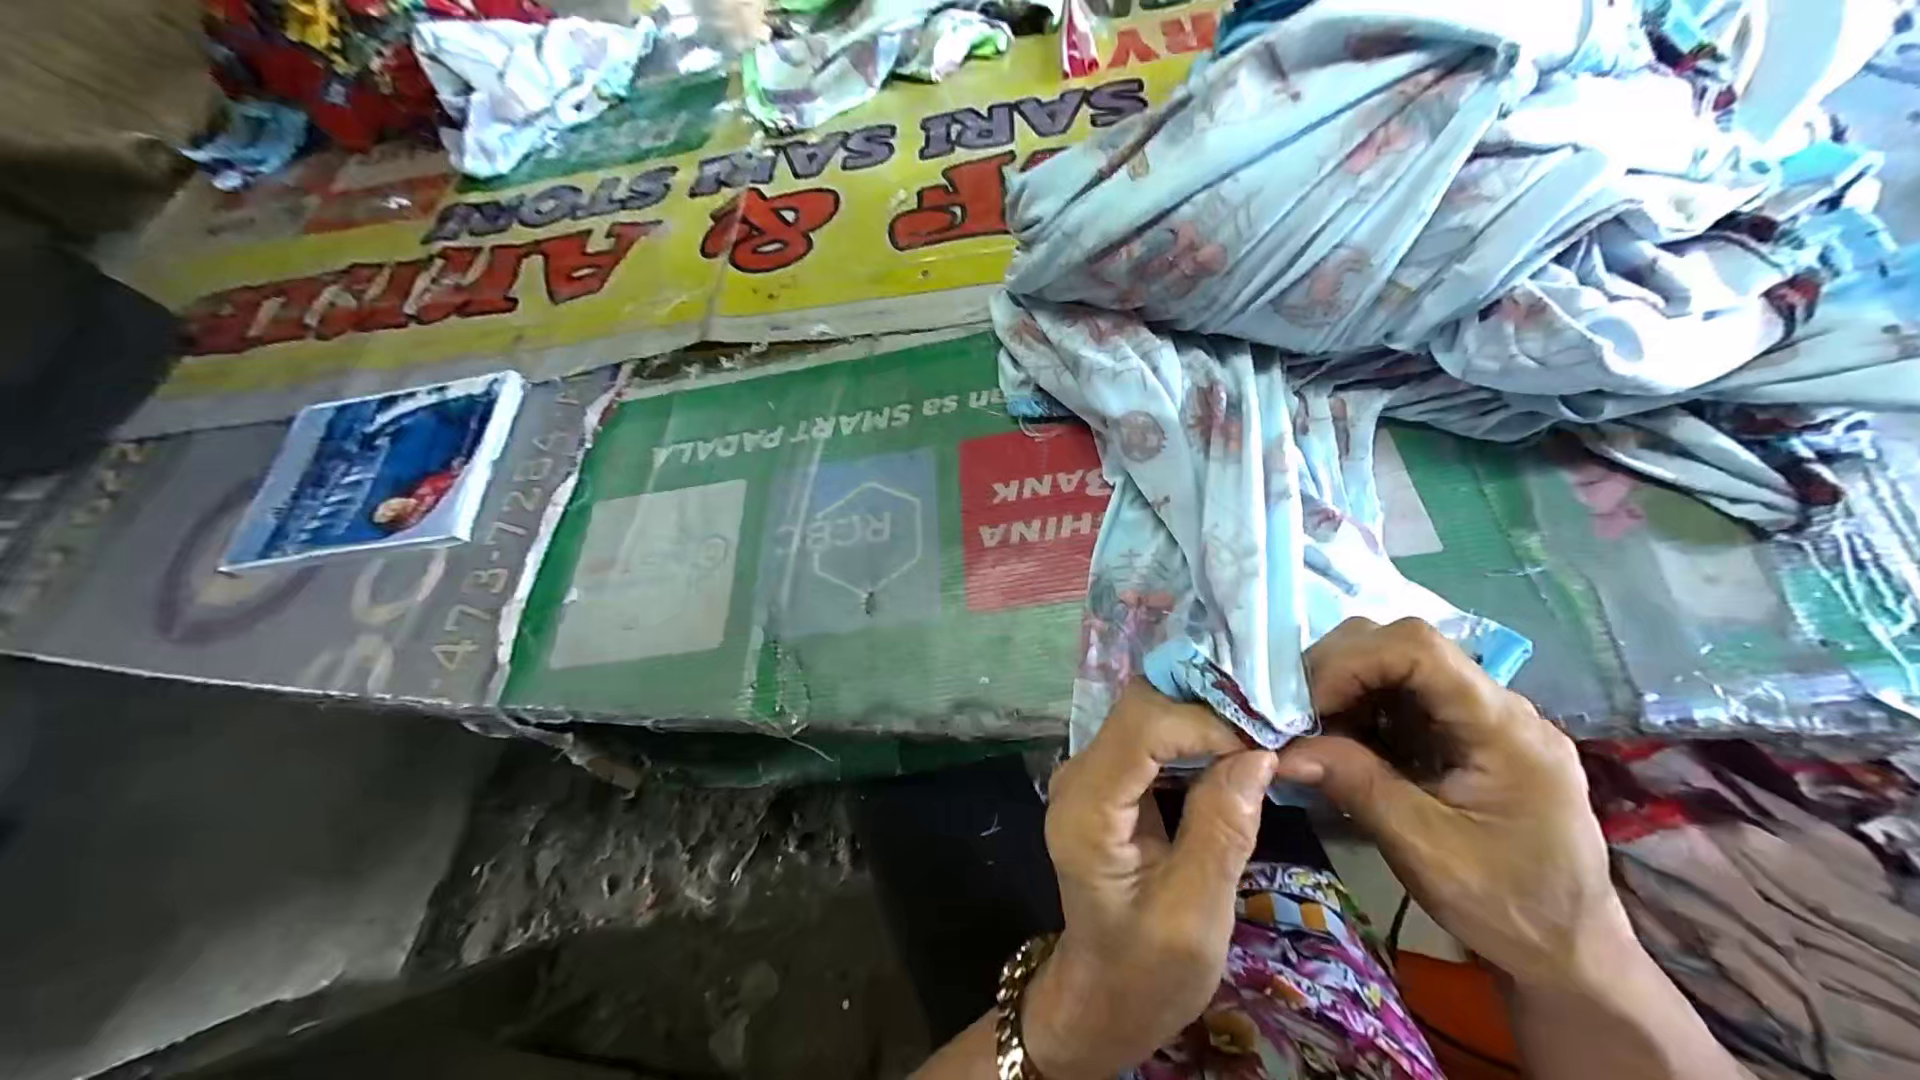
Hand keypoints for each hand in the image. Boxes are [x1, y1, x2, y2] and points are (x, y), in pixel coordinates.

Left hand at [1023, 679, 1277, 1079]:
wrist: (1103, 994)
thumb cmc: (1147, 971)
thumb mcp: (1195, 915)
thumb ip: (1221, 830)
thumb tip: (1258, 753)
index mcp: (1087, 809)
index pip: (1142, 727)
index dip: (1205, 722)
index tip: (1263, 745)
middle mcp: (1078, 776)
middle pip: (1140, 708)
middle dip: (1206, 708)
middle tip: (1270, 727)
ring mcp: (1089, 774)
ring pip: (1147, 714)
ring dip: (1204, 717)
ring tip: (1261, 734)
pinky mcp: (1108, 780)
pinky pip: (1152, 737)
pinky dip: (1195, 736)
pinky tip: (1234, 750)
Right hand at [1274, 617, 1633, 990]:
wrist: (1568, 952)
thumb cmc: (1508, 905)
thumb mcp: (1426, 851)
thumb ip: (1359, 786)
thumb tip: (1285, 749)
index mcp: (1505, 729)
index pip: (1419, 648)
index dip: (1351, 662)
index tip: (1311, 707)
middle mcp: (1497, 706)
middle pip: (1402, 642)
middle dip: (1339, 669)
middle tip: (1301, 717)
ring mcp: (1480, 715)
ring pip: (1394, 660)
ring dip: (1343, 686)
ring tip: (1318, 731)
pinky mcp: (1460, 731)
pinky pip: (1398, 692)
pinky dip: (1357, 705)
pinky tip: (1344, 742)